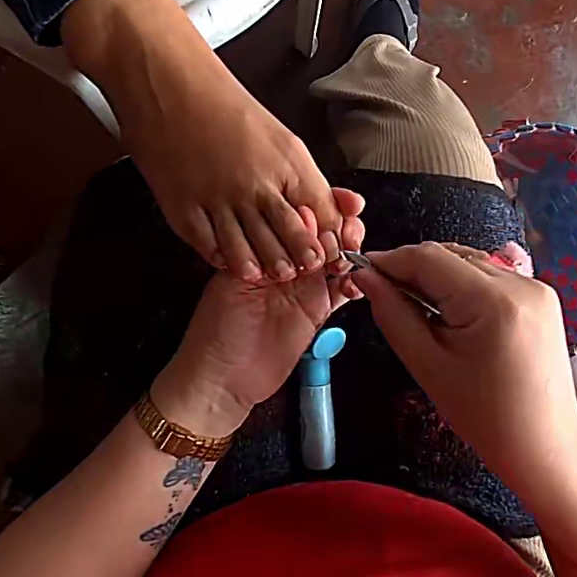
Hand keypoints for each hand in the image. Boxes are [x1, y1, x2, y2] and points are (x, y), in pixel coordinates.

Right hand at [60, 0, 341, 283]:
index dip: (328, 239)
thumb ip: (295, 171)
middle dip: (299, 260)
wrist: (166, 79)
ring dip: (262, 266)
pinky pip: (210, 246)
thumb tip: (314, 203)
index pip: (322, 214)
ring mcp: (219, 201)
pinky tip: (228, 260)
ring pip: (251, 251)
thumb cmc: (217, 97)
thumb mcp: (274, 131)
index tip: (327, 250)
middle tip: (299, 271)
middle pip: (290, 239)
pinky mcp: (184, 208)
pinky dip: (222, 257)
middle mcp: (256, 186)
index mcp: (286, 162)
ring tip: (266, 273)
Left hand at [156, 199, 365, 432]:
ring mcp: (303, 286)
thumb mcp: (235, 281)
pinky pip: (342, 291)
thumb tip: (298, 214)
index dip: (320, 204)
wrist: (223, 379)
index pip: (295, 216)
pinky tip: (360, 280)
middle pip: (322, 233)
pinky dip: (356, 283)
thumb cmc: (216, 329)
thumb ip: (267, 251)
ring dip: (351, 247)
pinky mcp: (317, 311)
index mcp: (262, 247)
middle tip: (349, 222)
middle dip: (340, 221)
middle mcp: (285, 262)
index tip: (337, 198)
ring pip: (336, 257)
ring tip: (354, 246)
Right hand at [349, 241, 576, 464]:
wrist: (543, 444)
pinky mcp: (539, 295)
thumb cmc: (483, 414)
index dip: (389, 260)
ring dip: (434, 275)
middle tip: (382, 292)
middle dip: (410, 268)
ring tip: (415, 306)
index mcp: (493, 302)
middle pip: (448, 255)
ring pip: (466, 260)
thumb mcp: (425, 363)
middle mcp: (520, 284)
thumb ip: (390, 312)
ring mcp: (534, 286)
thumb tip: (364, 277)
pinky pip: (486, 274)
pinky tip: (448, 310)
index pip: (428, 258)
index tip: (362, 271)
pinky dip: (459, 283)